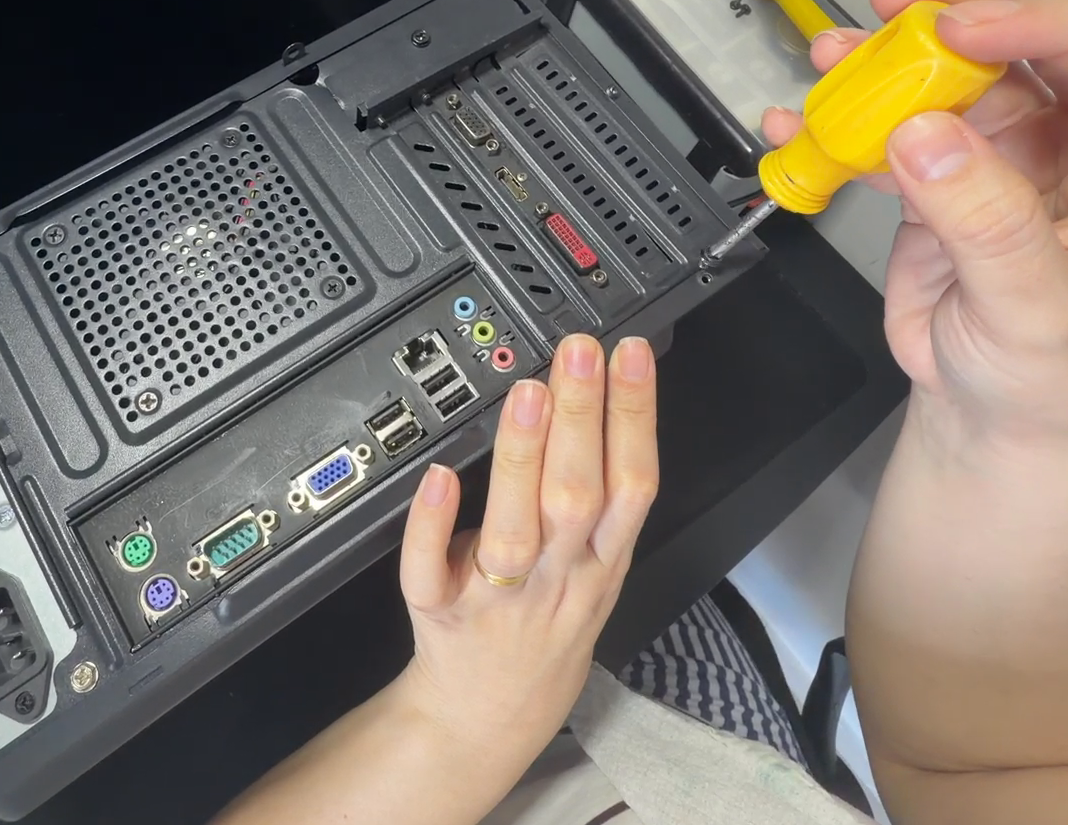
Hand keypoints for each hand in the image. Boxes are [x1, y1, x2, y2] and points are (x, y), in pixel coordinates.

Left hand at [388, 334, 658, 771]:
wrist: (490, 715)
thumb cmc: (546, 626)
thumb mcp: (596, 569)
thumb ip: (599, 498)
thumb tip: (594, 403)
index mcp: (600, 562)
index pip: (632, 483)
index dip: (636, 416)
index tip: (630, 354)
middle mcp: (557, 579)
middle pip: (578, 497)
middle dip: (583, 419)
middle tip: (579, 352)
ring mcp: (497, 600)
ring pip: (512, 531)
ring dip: (523, 460)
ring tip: (527, 393)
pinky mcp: (440, 613)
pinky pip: (431, 572)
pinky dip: (433, 525)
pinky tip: (439, 475)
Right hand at [764, 0, 1067, 455]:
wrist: (985, 410)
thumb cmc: (1050, 379)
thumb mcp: (1035, 315)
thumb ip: (987, 224)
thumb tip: (921, 134)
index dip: (1057, 23)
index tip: (957, 30)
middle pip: (1050, 37)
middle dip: (971, 11)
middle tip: (895, 0)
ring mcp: (1021, 151)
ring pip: (967, 70)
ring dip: (896, 55)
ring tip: (834, 52)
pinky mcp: (952, 170)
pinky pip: (902, 123)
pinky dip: (849, 118)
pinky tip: (804, 119)